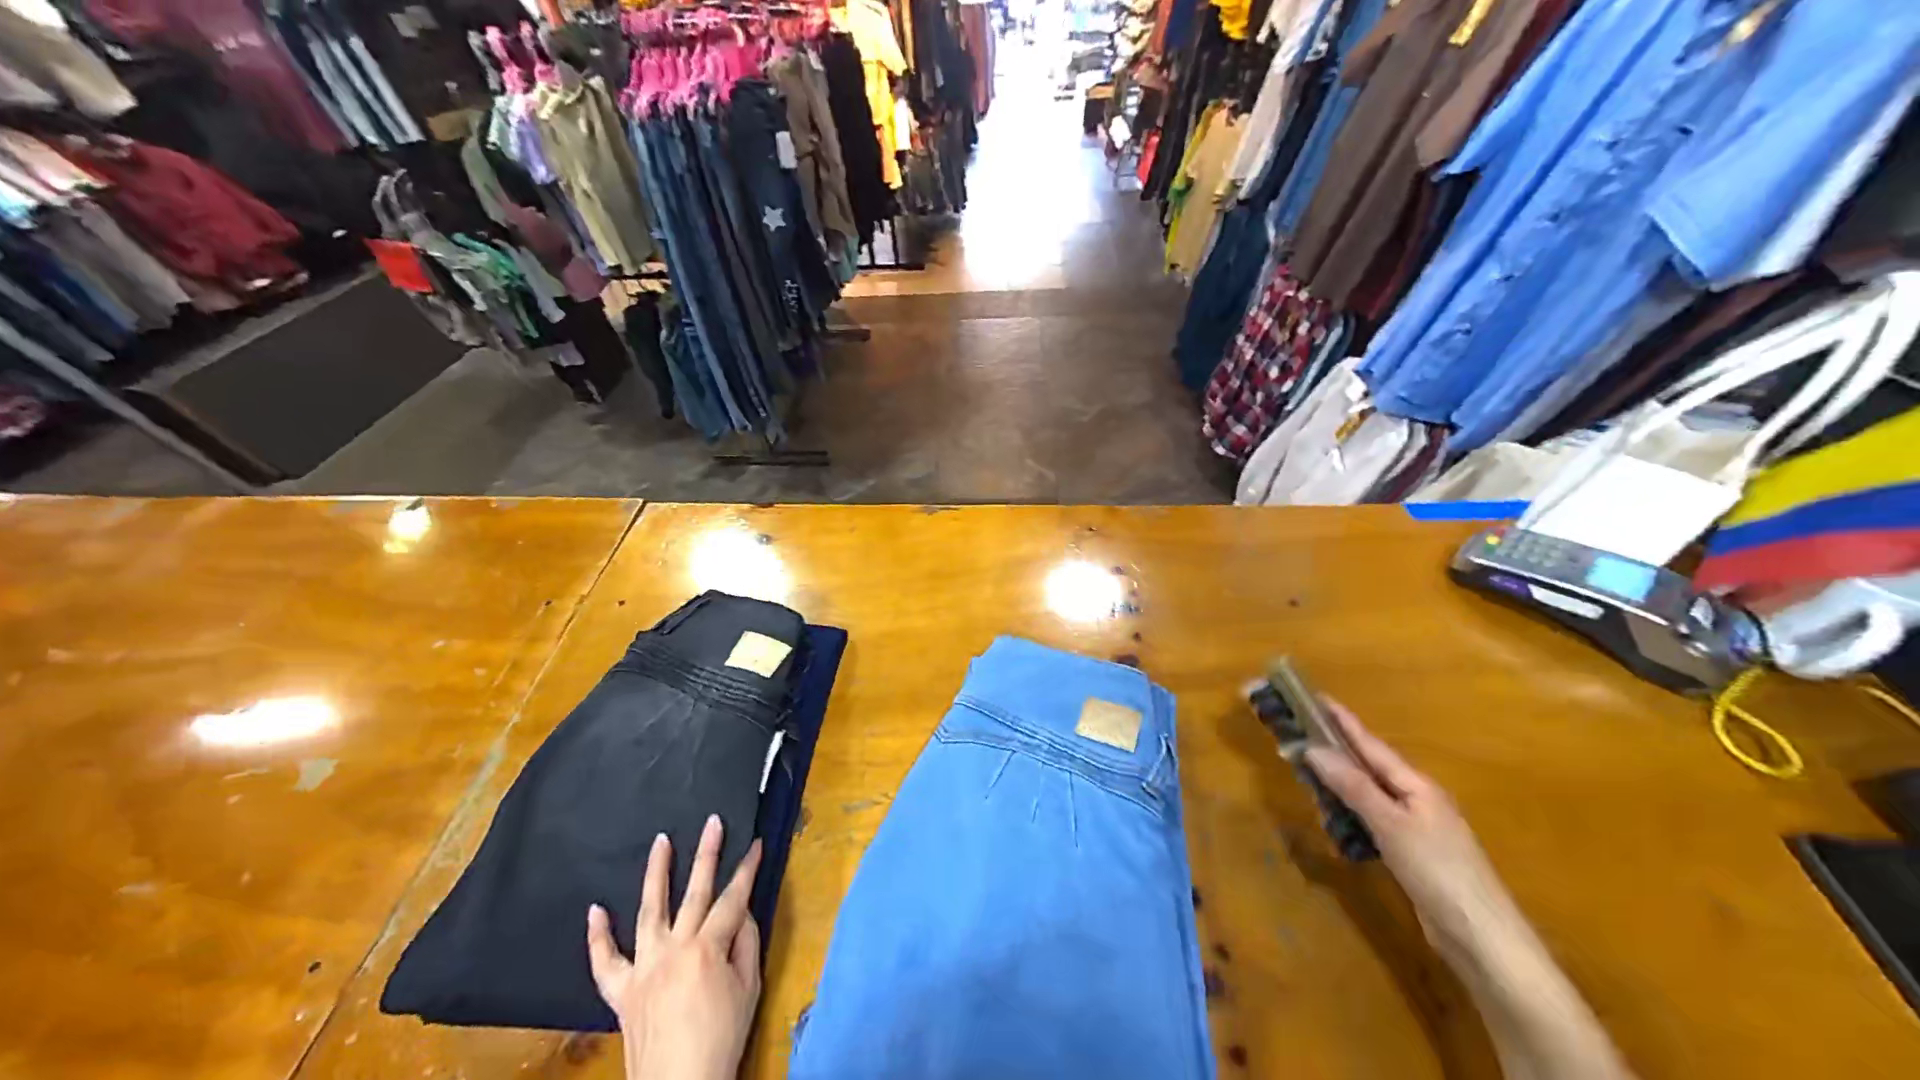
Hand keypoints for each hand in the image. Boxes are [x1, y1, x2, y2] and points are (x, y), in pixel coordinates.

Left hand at [587, 814, 763, 1079]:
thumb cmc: (721, 1039)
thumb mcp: (748, 989)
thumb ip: (747, 945)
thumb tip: (744, 913)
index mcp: (709, 948)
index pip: (733, 898)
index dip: (746, 870)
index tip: (754, 844)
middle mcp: (674, 948)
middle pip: (694, 891)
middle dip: (707, 853)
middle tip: (712, 822)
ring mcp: (644, 968)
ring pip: (649, 911)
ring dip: (655, 874)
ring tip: (661, 842)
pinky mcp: (621, 992)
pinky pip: (604, 962)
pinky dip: (598, 936)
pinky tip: (595, 909)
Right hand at [1305, 699, 1522, 962]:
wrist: (1482, 937)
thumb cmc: (1438, 871)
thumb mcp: (1391, 825)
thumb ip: (1353, 786)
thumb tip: (1313, 749)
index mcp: (1416, 785)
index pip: (1370, 744)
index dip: (1342, 721)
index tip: (1315, 697)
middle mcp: (1415, 799)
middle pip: (1366, 767)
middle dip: (1333, 752)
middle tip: (1296, 740)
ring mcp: (1414, 827)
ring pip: (1366, 795)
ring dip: (1337, 788)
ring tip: (1306, 781)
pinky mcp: (1409, 853)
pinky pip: (1370, 821)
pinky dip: (1348, 817)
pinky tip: (1333, 824)